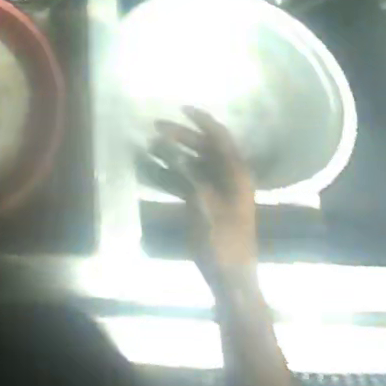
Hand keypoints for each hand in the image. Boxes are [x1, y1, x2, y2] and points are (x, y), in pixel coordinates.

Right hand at [155, 107, 257, 288]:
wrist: (230, 277)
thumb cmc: (222, 239)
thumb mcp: (202, 202)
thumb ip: (185, 171)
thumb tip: (165, 145)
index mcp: (236, 173)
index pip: (219, 137)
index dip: (202, 120)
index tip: (181, 108)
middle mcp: (228, 177)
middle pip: (204, 148)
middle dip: (181, 136)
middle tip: (155, 128)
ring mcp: (216, 191)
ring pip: (193, 164)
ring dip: (172, 155)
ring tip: (148, 147)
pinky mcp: (205, 204)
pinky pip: (185, 182)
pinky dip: (169, 174)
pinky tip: (150, 170)